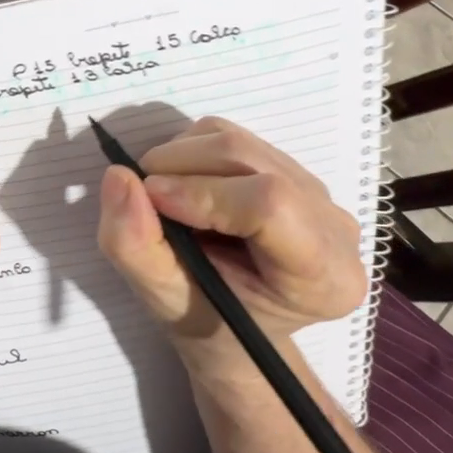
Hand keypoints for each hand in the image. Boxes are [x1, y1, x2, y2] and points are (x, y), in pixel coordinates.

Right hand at [95, 117, 367, 357]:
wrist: (230, 317)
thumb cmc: (202, 316)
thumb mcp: (158, 295)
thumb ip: (133, 243)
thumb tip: (118, 175)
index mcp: (321, 276)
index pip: (270, 204)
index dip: (200, 192)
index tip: (152, 202)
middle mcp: (333, 227)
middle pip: (244, 158)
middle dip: (175, 167)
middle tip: (146, 199)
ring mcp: (314, 191)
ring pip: (232, 140)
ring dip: (178, 158)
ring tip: (167, 199)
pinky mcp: (288, 167)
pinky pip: (229, 135)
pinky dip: (189, 150)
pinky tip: (187, 186)